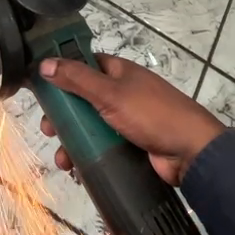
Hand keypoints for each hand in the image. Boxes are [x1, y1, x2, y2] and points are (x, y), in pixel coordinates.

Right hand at [38, 53, 225, 185]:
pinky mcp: (130, 145)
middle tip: (48, 131)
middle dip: (63, 117)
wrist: (192, 153)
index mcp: (117, 72)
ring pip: (90, 127)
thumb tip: (44, 64)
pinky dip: (88, 157)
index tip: (41, 90)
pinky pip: (102, 147)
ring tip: (63, 160)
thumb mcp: (110, 93)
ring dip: (73, 142)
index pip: (82, 65)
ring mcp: (126, 120)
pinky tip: (78, 170)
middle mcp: (121, 92)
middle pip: (82, 100)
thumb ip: (77, 79)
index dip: (61, 74)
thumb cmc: (151, 114)